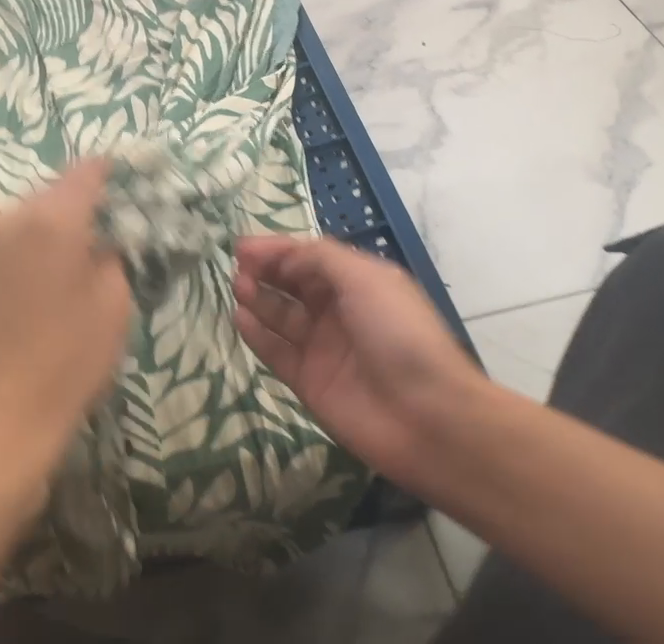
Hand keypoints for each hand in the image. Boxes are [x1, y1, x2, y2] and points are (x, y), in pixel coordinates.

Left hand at [0, 159, 132, 476]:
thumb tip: (103, 237)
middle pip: (54, 193)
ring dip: (50, 232)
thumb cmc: (65, 362)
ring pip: (26, 219)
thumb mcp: (113, 304)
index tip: (133, 187)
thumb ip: (112, 253)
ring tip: (69, 269)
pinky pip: (4, 244)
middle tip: (107, 238)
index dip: (115, 173)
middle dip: (82, 208)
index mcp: (50, 217)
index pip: (89, 170)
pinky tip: (36, 289)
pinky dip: (24, 253)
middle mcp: (7, 215)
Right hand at [233, 236, 483, 488]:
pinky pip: (276, 352)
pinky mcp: (309, 381)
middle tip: (238, 265)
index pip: (312, 258)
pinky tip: (240, 318)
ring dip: (259, 298)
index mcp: (360, 283)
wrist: (426, 416)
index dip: (279, 249)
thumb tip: (282, 258)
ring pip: (282, 316)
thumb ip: (320, 259)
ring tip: (238, 287)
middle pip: (294, 284)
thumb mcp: (366, 279)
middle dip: (266, 271)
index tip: (244, 247)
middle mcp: (341, 311)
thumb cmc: (399, 334)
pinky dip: (257, 334)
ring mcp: (324, 348)